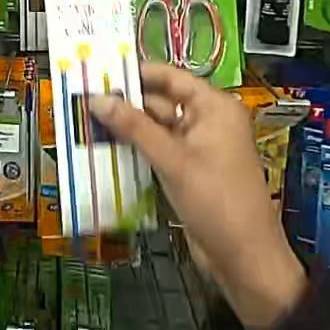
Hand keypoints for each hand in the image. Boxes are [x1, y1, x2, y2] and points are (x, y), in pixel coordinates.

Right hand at [91, 61, 307, 329]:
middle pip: (160, 101)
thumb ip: (133, 126)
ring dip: (126, 126)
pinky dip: (134, 148)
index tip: (100, 71)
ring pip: (155, 127)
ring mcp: (196, 147)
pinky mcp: (187, 170)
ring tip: (87, 120)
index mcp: (214, 107)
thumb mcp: (172, 160)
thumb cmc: (216, 200)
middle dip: (125, 102)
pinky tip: (104, 147)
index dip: (136, 73)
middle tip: (84, 99)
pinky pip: (156, 150)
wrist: (244, 259)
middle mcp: (206, 121)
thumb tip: (97, 98)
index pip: (169, 77)